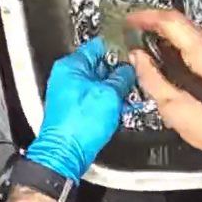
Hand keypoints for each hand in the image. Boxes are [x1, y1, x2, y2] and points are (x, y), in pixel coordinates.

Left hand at [26, 37, 135, 179]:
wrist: (65, 155)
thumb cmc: (78, 126)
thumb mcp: (108, 96)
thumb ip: (121, 78)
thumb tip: (129, 69)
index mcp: (70, 66)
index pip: (98, 46)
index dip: (118, 49)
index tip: (133, 55)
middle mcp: (67, 78)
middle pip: (100, 65)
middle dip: (119, 73)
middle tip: (135, 79)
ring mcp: (71, 95)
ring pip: (100, 84)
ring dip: (115, 90)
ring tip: (130, 96)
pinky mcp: (76, 110)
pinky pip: (96, 100)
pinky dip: (109, 103)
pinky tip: (120, 109)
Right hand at [125, 6, 201, 177]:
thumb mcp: (172, 106)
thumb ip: (150, 77)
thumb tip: (138, 59)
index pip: (172, 20)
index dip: (147, 17)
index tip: (132, 20)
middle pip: (183, 25)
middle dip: (158, 27)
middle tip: (138, 34)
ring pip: (195, 35)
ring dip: (173, 39)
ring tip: (155, 51)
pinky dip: (188, 50)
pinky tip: (179, 65)